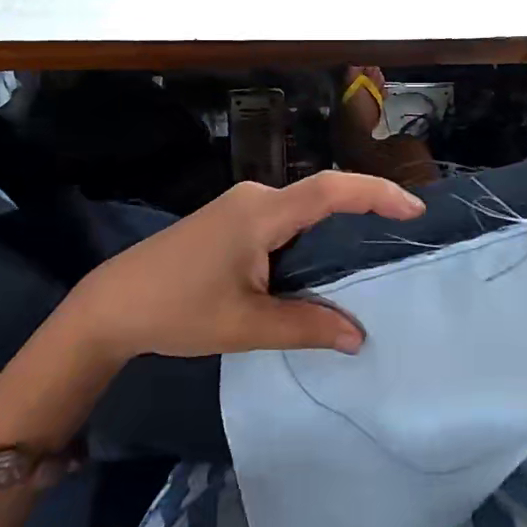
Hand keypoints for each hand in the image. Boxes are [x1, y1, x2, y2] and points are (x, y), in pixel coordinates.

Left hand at [60, 171, 425, 360]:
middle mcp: (254, 198)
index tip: (415, 209)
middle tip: (397, 241)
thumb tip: (358, 336)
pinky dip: (307, 237)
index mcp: (261, 213)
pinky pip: (281, 220)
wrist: (112, 304)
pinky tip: (314, 267)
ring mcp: (238, 206)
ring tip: (362, 260)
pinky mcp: (228, 220)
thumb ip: (306, 327)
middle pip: (320, 196)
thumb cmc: (178, 310)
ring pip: (300, 210)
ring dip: (331, 230)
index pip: (331, 190)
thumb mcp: (247, 325)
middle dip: (361, 213)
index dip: (377, 194)